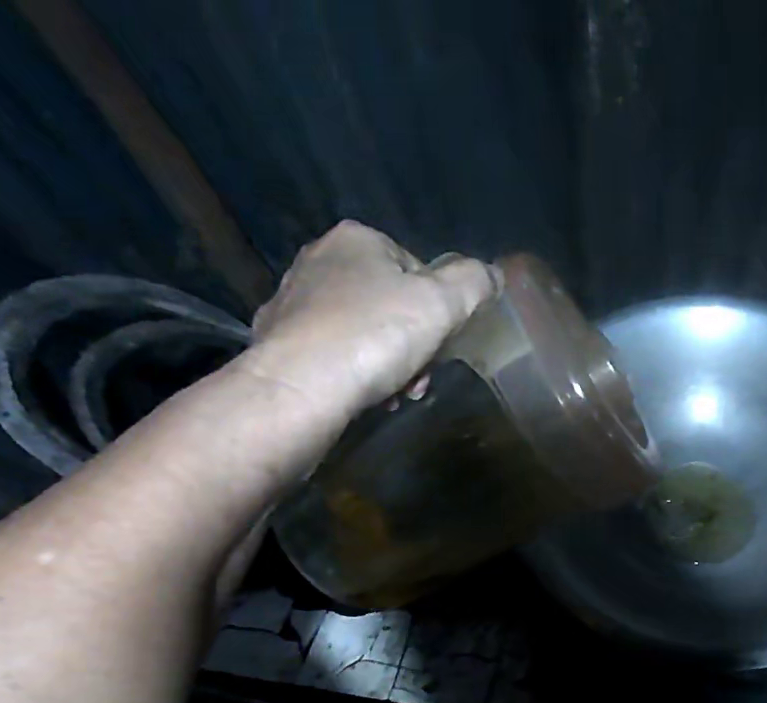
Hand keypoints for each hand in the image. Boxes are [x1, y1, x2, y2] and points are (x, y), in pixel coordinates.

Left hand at [242, 221, 497, 418]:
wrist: (300, 386)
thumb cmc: (375, 336)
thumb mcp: (442, 304)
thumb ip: (473, 283)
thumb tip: (492, 274)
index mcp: (357, 239)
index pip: (414, 268)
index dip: (436, 309)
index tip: (439, 344)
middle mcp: (318, 259)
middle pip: (386, 303)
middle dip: (411, 344)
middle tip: (419, 379)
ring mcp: (291, 300)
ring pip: (358, 332)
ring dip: (386, 365)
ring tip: (394, 396)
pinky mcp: (274, 340)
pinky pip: (328, 354)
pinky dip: (350, 374)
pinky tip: (361, 397)